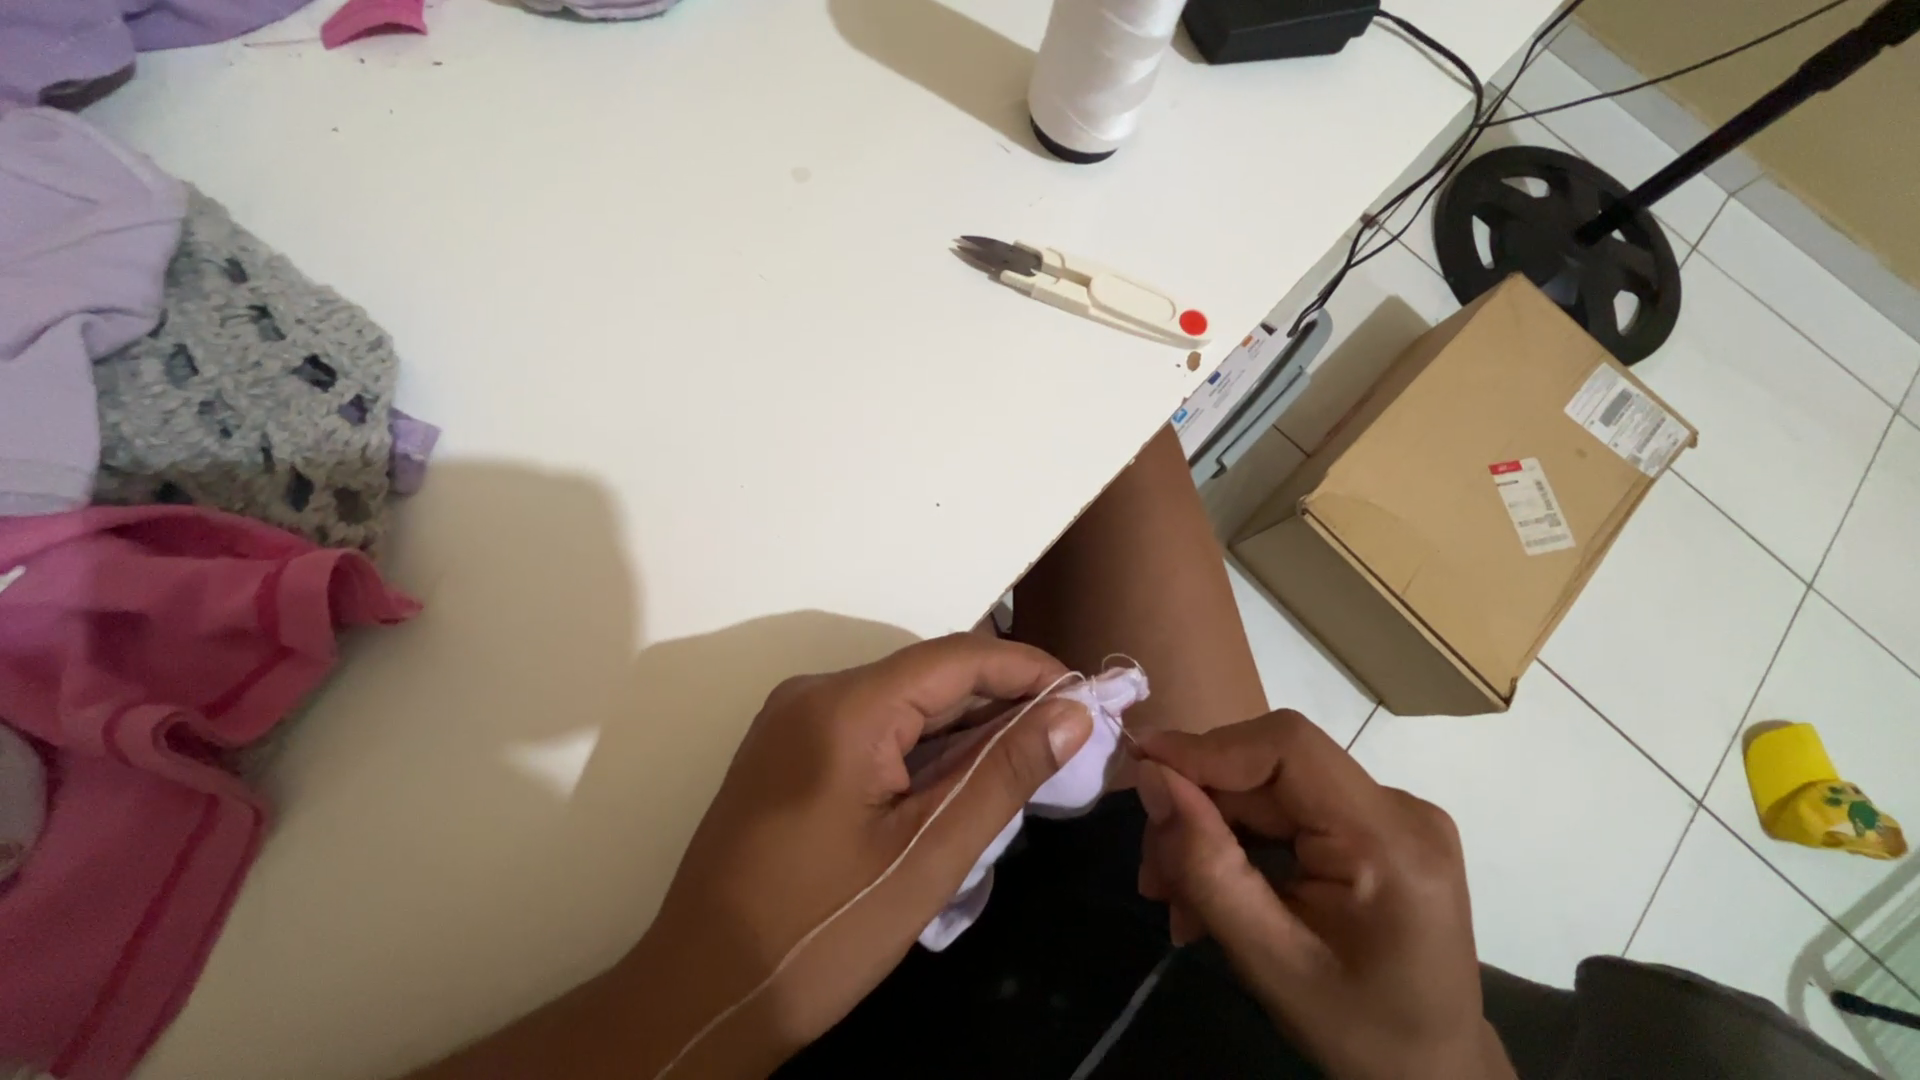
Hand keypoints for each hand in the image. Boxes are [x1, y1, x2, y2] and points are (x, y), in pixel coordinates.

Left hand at [627, 634, 1093, 1077]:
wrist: (699, 995)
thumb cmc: (820, 931)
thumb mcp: (928, 855)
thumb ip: (1004, 773)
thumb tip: (1072, 711)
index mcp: (844, 707)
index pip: (956, 657)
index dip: (1027, 668)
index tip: (1086, 694)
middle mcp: (813, 695)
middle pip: (927, 676)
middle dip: (1001, 700)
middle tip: (1069, 735)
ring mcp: (793, 723)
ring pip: (900, 704)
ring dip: (964, 726)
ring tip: (1030, 758)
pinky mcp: (786, 754)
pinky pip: (870, 729)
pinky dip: (923, 747)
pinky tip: (961, 777)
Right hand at [1133, 712, 1514, 1079]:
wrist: (1432, 1072)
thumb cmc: (1357, 1030)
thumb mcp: (1269, 961)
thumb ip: (1206, 866)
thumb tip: (1151, 778)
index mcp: (1390, 841)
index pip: (1288, 748)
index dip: (1208, 748)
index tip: (1143, 773)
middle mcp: (1397, 808)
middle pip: (1269, 769)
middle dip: (1198, 807)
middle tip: (1152, 875)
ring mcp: (1387, 814)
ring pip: (1266, 788)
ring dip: (1209, 829)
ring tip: (1175, 896)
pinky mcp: (1371, 825)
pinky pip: (1284, 809)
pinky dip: (1237, 839)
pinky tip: (1211, 886)